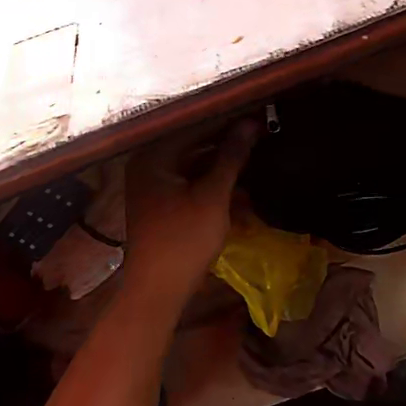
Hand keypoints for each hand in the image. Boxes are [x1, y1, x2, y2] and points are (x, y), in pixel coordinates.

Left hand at [120, 119, 259, 301]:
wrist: (158, 291)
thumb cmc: (184, 239)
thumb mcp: (213, 195)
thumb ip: (231, 156)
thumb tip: (250, 123)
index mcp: (152, 158)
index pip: (194, 127)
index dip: (227, 121)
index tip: (256, 115)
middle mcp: (146, 166)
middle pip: (191, 143)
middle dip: (224, 140)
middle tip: (259, 132)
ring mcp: (151, 186)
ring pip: (191, 163)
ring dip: (220, 161)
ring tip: (252, 152)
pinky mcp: (160, 204)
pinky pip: (188, 181)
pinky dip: (210, 179)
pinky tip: (236, 180)